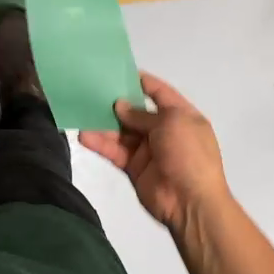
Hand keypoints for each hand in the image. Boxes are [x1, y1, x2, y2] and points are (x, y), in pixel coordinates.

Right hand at [79, 72, 232, 233]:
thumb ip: (142, 114)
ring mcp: (148, 150)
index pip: (160, 93)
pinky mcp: (134, 167)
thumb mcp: (172, 123)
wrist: (191, 202)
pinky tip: (84, 136)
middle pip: (136, 112)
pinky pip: (115, 151)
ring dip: (103, 124)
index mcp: (181, 116)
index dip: (142, 82)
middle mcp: (165, 130)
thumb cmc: (189, 154)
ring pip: (122, 132)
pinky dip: (100, 143)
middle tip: (92, 91)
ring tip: (82, 112)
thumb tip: (119, 106)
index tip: (118, 71)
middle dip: (117, 102)